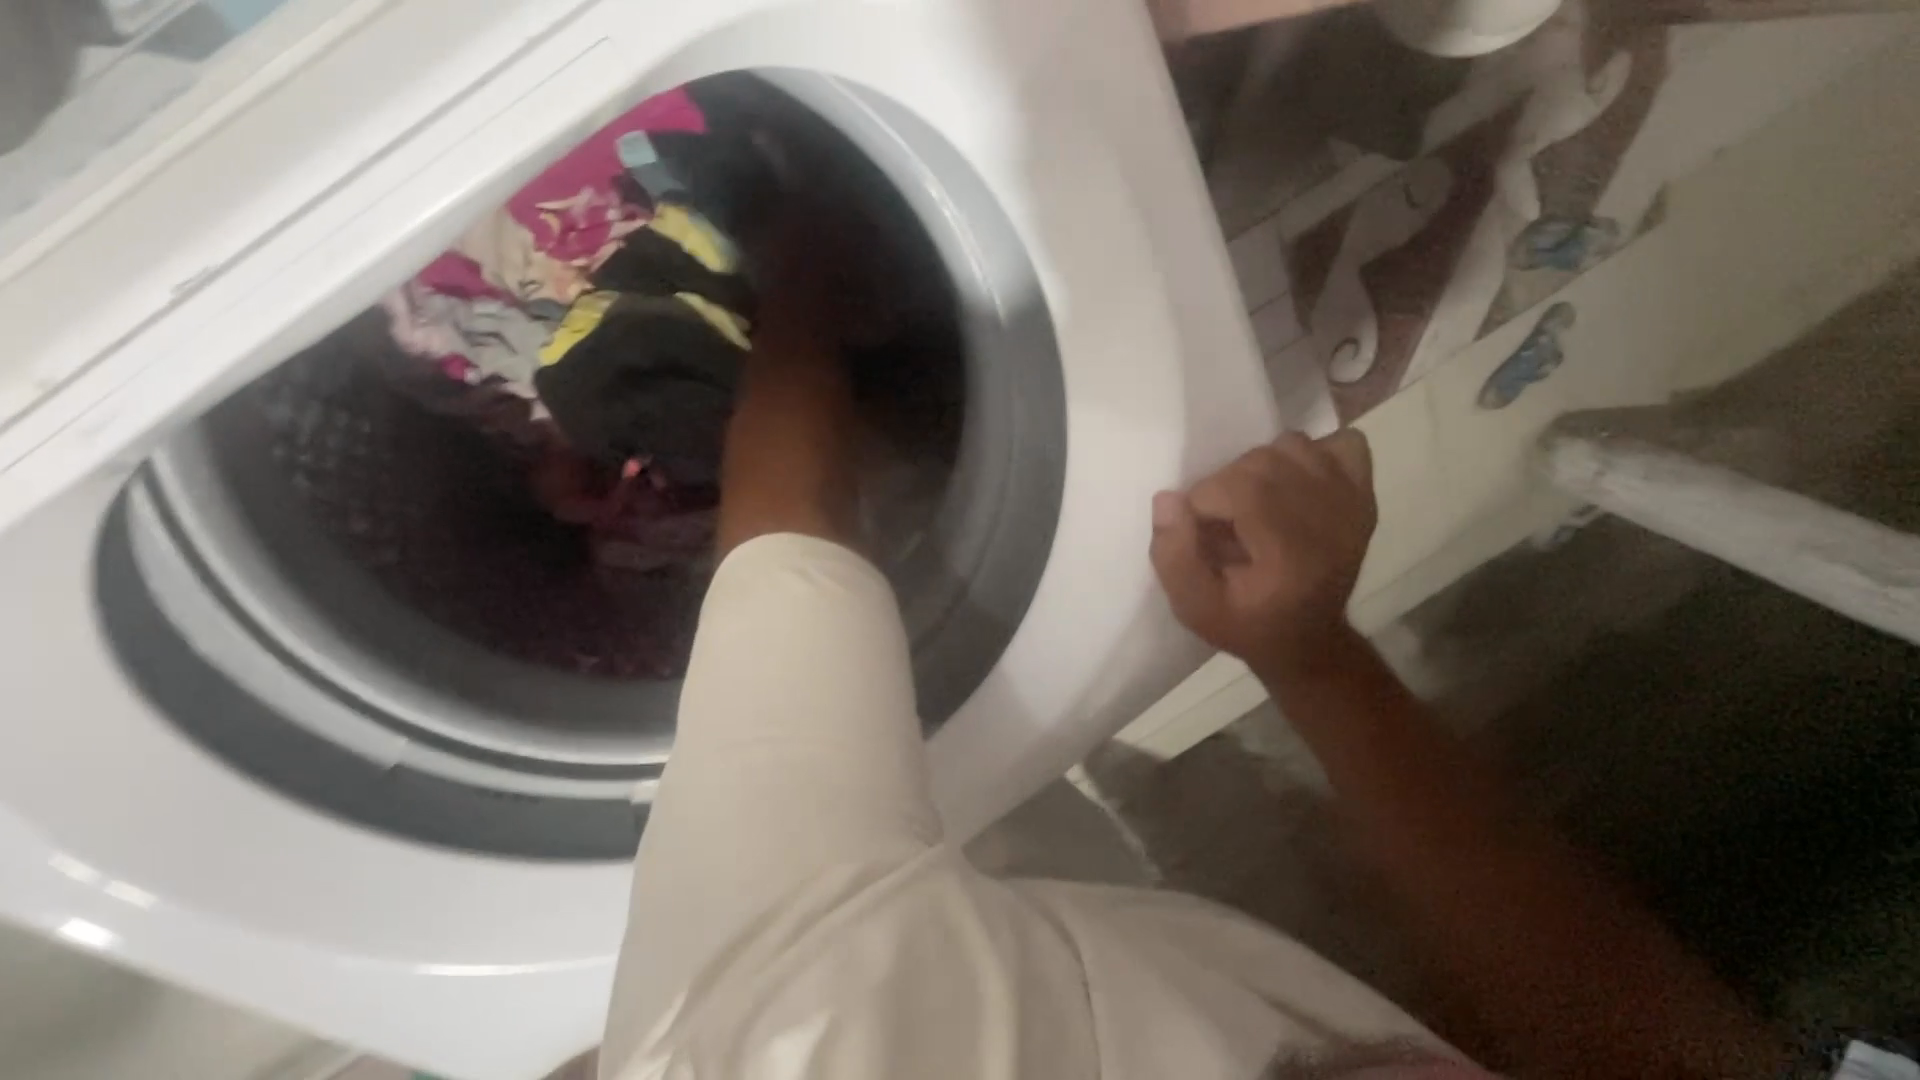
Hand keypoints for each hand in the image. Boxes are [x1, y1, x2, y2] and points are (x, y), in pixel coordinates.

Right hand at [1150, 430, 1376, 671]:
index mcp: (1288, 550)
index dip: (1202, 503)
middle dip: (1226, 483)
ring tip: (1254, 503)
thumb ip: (1171, 555)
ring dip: (1262, 467)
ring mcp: (1351, 502)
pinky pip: (1342, 444)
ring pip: (1293, 447)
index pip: (1236, 488)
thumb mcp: (1193, 606)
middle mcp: (1326, 518)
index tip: (1200, 532)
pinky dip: (1314, 455)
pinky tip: (1296, 485)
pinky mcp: (1364, 495)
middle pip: (1261, 462)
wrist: (1307, 641)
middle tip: (1222, 521)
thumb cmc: (1245, 624)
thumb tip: (1167, 498)